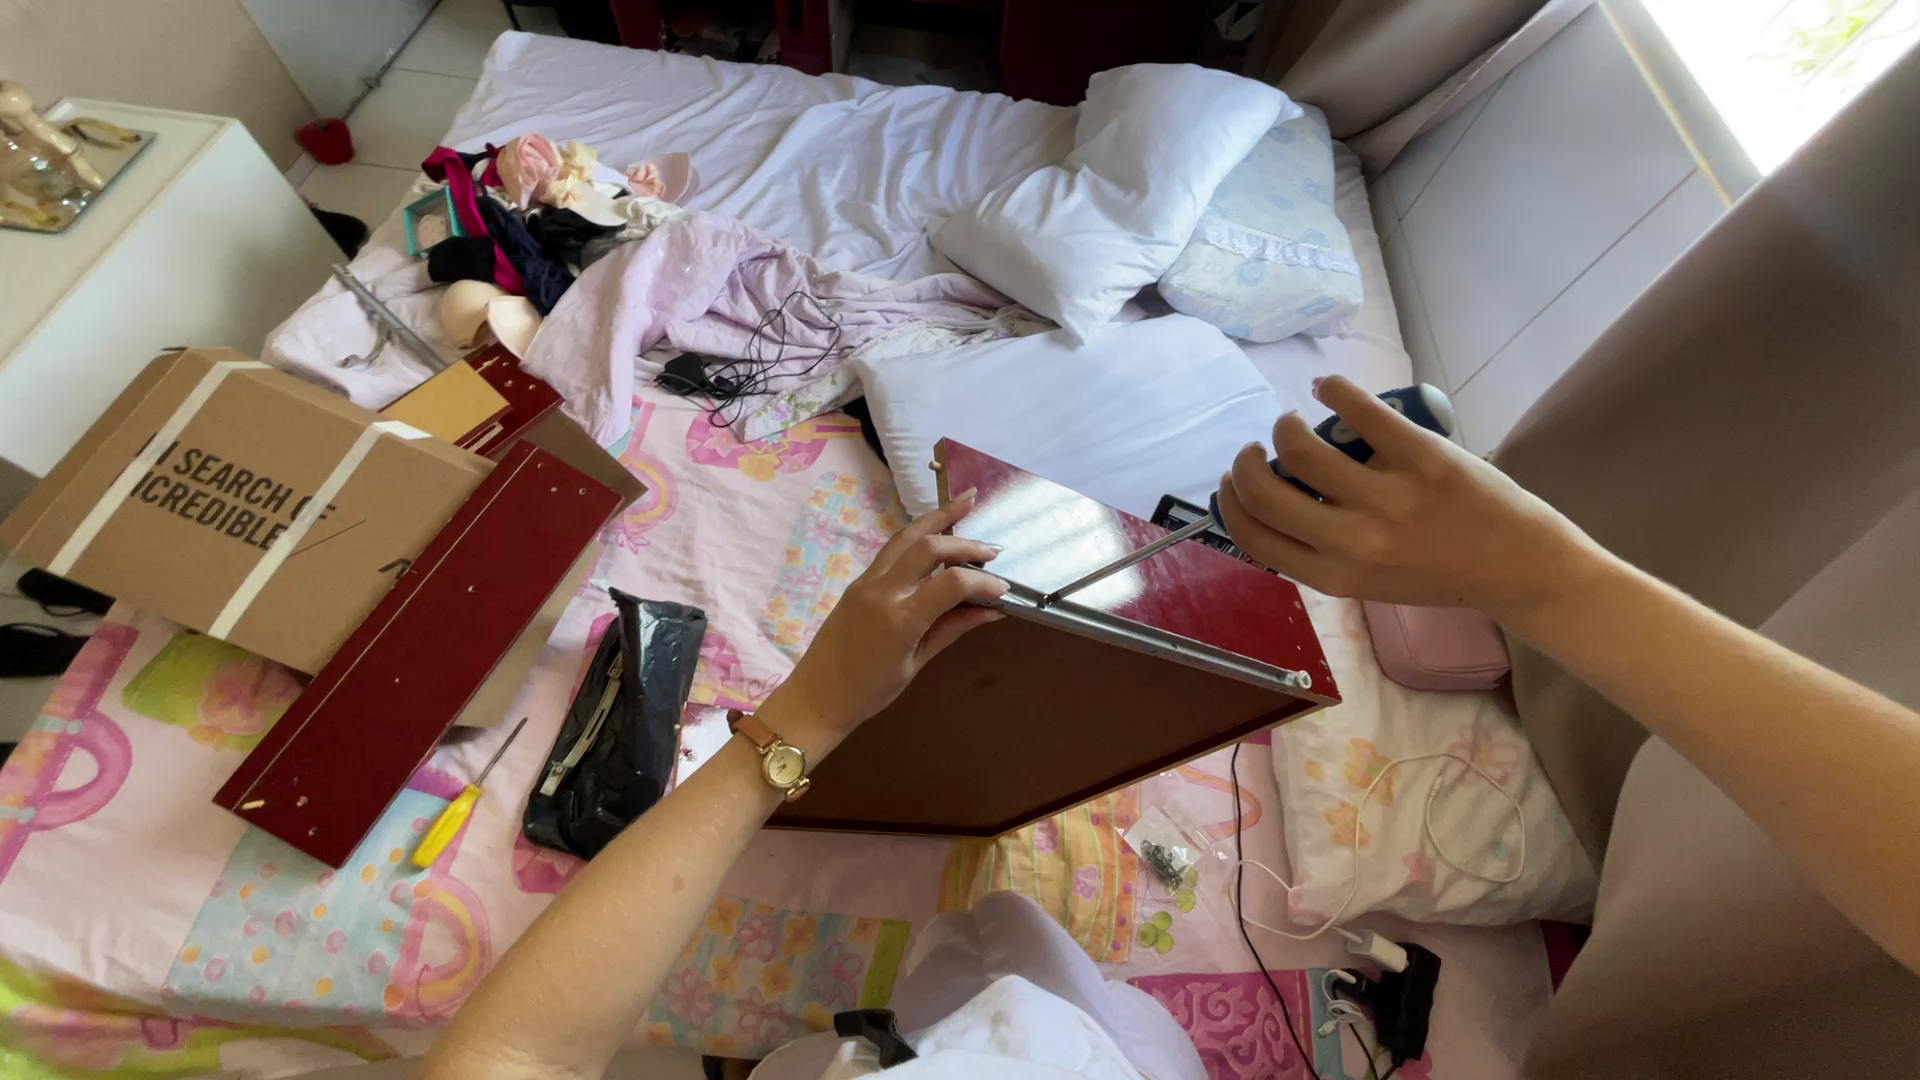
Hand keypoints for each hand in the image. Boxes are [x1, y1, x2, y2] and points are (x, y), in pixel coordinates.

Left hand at [768, 491, 1007, 745]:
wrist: (816, 696)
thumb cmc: (869, 691)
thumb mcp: (917, 663)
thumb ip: (953, 629)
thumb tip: (992, 610)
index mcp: (900, 620)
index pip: (952, 584)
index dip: (983, 582)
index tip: (1003, 589)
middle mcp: (882, 591)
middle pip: (929, 547)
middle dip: (965, 543)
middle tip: (993, 550)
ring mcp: (867, 581)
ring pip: (906, 537)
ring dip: (938, 518)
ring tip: (966, 500)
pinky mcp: (859, 580)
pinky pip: (893, 549)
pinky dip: (919, 535)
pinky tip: (937, 531)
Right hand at [1212, 375, 1608, 620]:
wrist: (1519, 568)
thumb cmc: (1431, 574)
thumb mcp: (1360, 581)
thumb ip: (1312, 551)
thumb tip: (1265, 500)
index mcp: (1331, 575)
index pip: (1251, 535)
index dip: (1228, 502)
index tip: (1230, 481)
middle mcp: (1352, 542)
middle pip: (1263, 492)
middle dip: (1244, 461)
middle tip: (1257, 448)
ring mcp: (1389, 499)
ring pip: (1301, 447)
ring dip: (1285, 425)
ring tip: (1294, 421)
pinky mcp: (1425, 459)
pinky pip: (1362, 413)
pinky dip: (1335, 390)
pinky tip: (1327, 387)